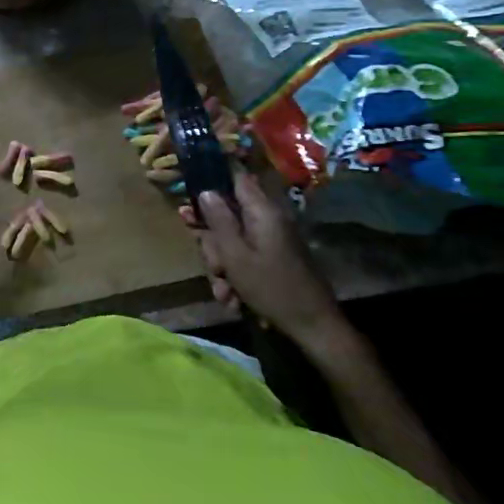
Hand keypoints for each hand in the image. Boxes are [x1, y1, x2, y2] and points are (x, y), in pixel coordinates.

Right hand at [196, 172, 342, 344]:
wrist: (312, 325)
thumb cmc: (271, 287)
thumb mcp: (235, 255)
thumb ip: (219, 221)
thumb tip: (206, 191)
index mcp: (261, 211)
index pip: (235, 178)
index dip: (211, 183)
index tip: (190, 199)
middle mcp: (268, 219)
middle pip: (228, 216)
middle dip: (213, 243)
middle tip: (213, 265)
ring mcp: (272, 239)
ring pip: (233, 241)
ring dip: (223, 266)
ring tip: (225, 292)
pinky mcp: (274, 257)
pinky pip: (246, 257)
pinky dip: (237, 276)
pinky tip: (234, 300)